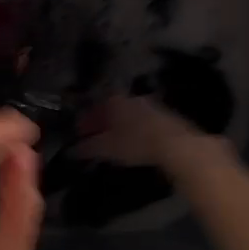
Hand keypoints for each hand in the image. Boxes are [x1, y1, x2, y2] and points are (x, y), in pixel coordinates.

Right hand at [81, 95, 207, 169]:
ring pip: (129, 114)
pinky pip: (144, 121)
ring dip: (120, 126)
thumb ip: (87, 148)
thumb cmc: (135, 142)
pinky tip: (136, 142)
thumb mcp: (106, 148)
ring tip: (115, 142)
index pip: (93, 107)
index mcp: (114, 101)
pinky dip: (136, 129)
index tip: (81, 133)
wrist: (178, 145)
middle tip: (97, 137)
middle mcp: (132, 98)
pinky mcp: (167, 116)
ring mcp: (152, 105)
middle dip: (102, 122)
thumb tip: (70, 151)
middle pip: (111, 109)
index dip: (85, 121)